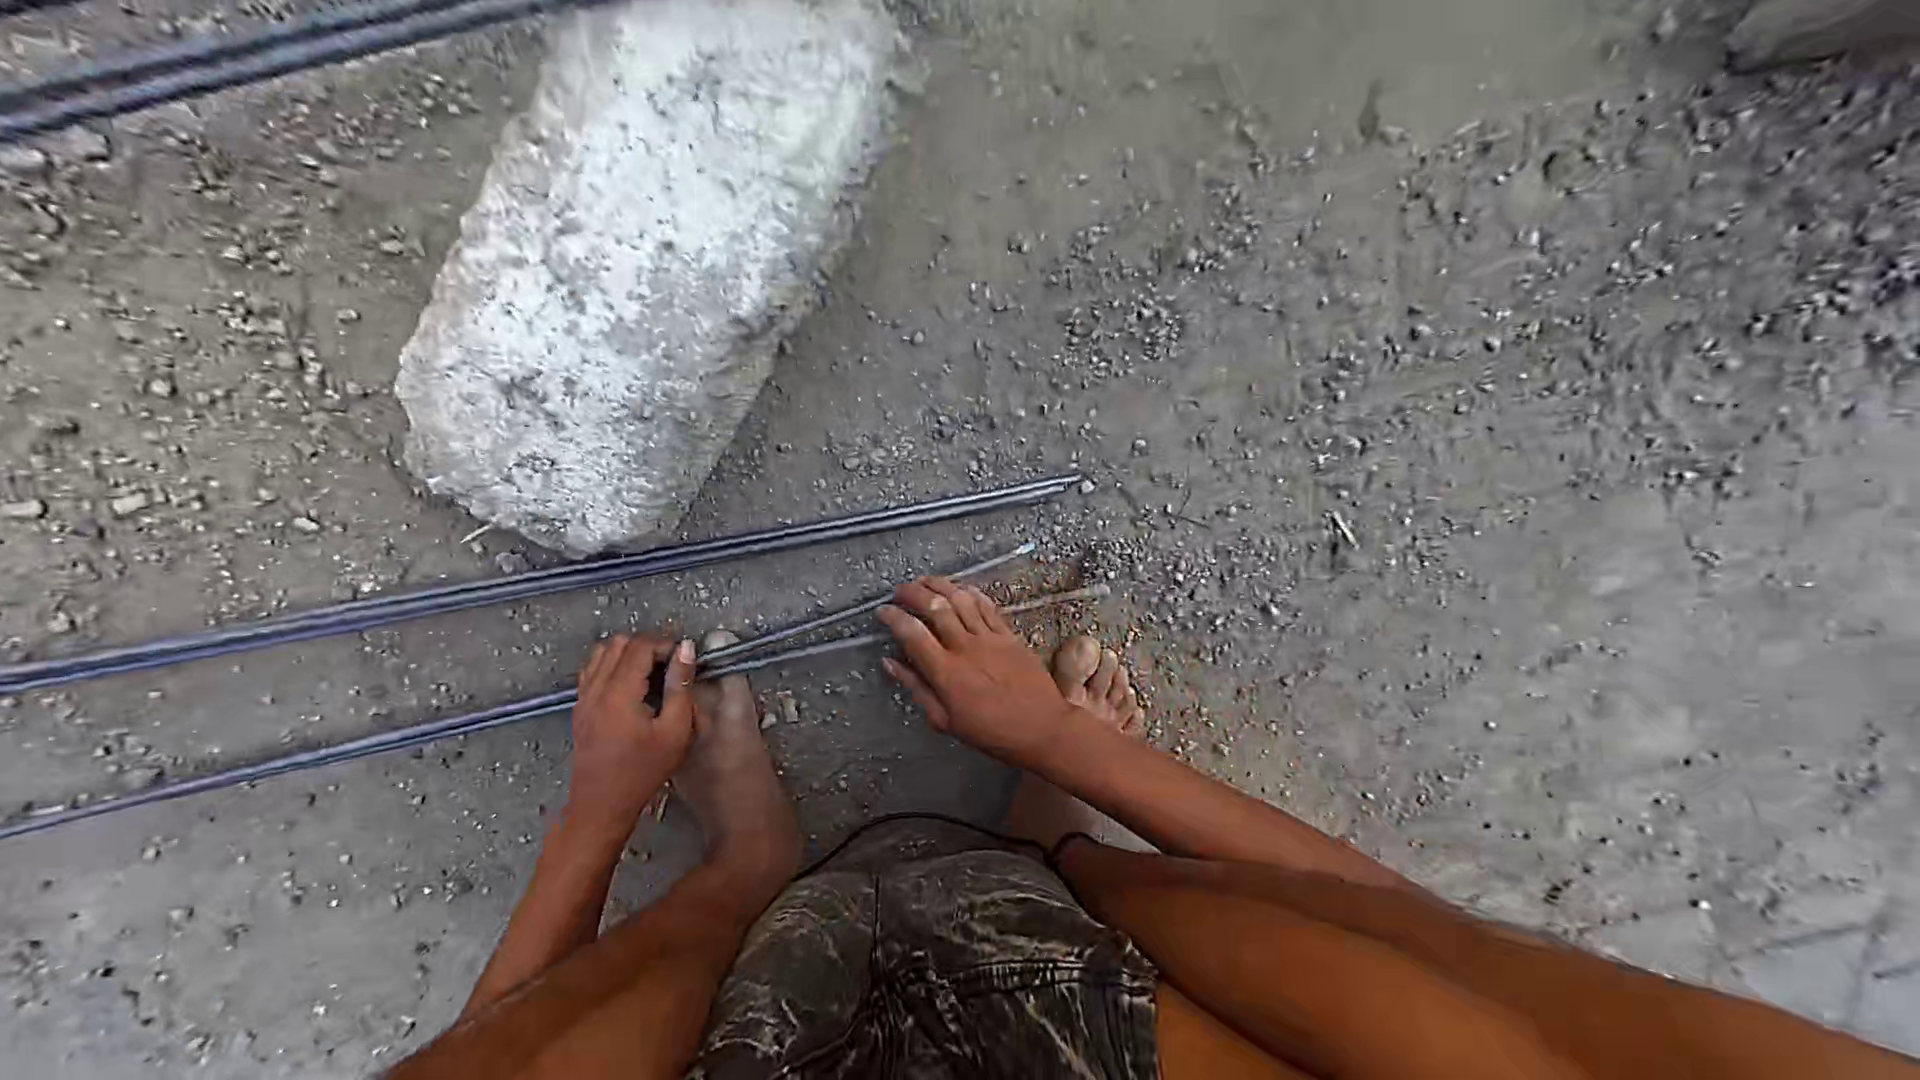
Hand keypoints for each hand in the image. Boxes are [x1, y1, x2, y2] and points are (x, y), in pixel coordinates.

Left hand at [565, 634, 697, 837]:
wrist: (602, 804)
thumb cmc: (644, 770)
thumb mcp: (676, 730)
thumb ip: (681, 685)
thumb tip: (686, 649)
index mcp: (618, 693)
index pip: (640, 646)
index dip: (666, 644)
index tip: (685, 659)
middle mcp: (595, 688)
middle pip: (620, 643)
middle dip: (648, 645)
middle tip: (671, 664)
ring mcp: (583, 697)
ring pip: (603, 652)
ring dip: (630, 653)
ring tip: (653, 672)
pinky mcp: (580, 706)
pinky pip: (594, 669)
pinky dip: (614, 665)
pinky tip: (632, 684)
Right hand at [877, 577, 1088, 769]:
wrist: (1042, 728)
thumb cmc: (991, 732)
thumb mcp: (945, 720)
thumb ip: (916, 688)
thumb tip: (890, 663)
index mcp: (946, 672)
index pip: (912, 633)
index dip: (893, 617)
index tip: (882, 612)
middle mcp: (966, 648)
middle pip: (935, 606)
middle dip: (913, 592)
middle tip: (900, 591)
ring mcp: (990, 638)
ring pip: (960, 599)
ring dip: (939, 585)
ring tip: (924, 581)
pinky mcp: (1009, 634)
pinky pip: (987, 605)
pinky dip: (970, 592)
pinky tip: (959, 588)